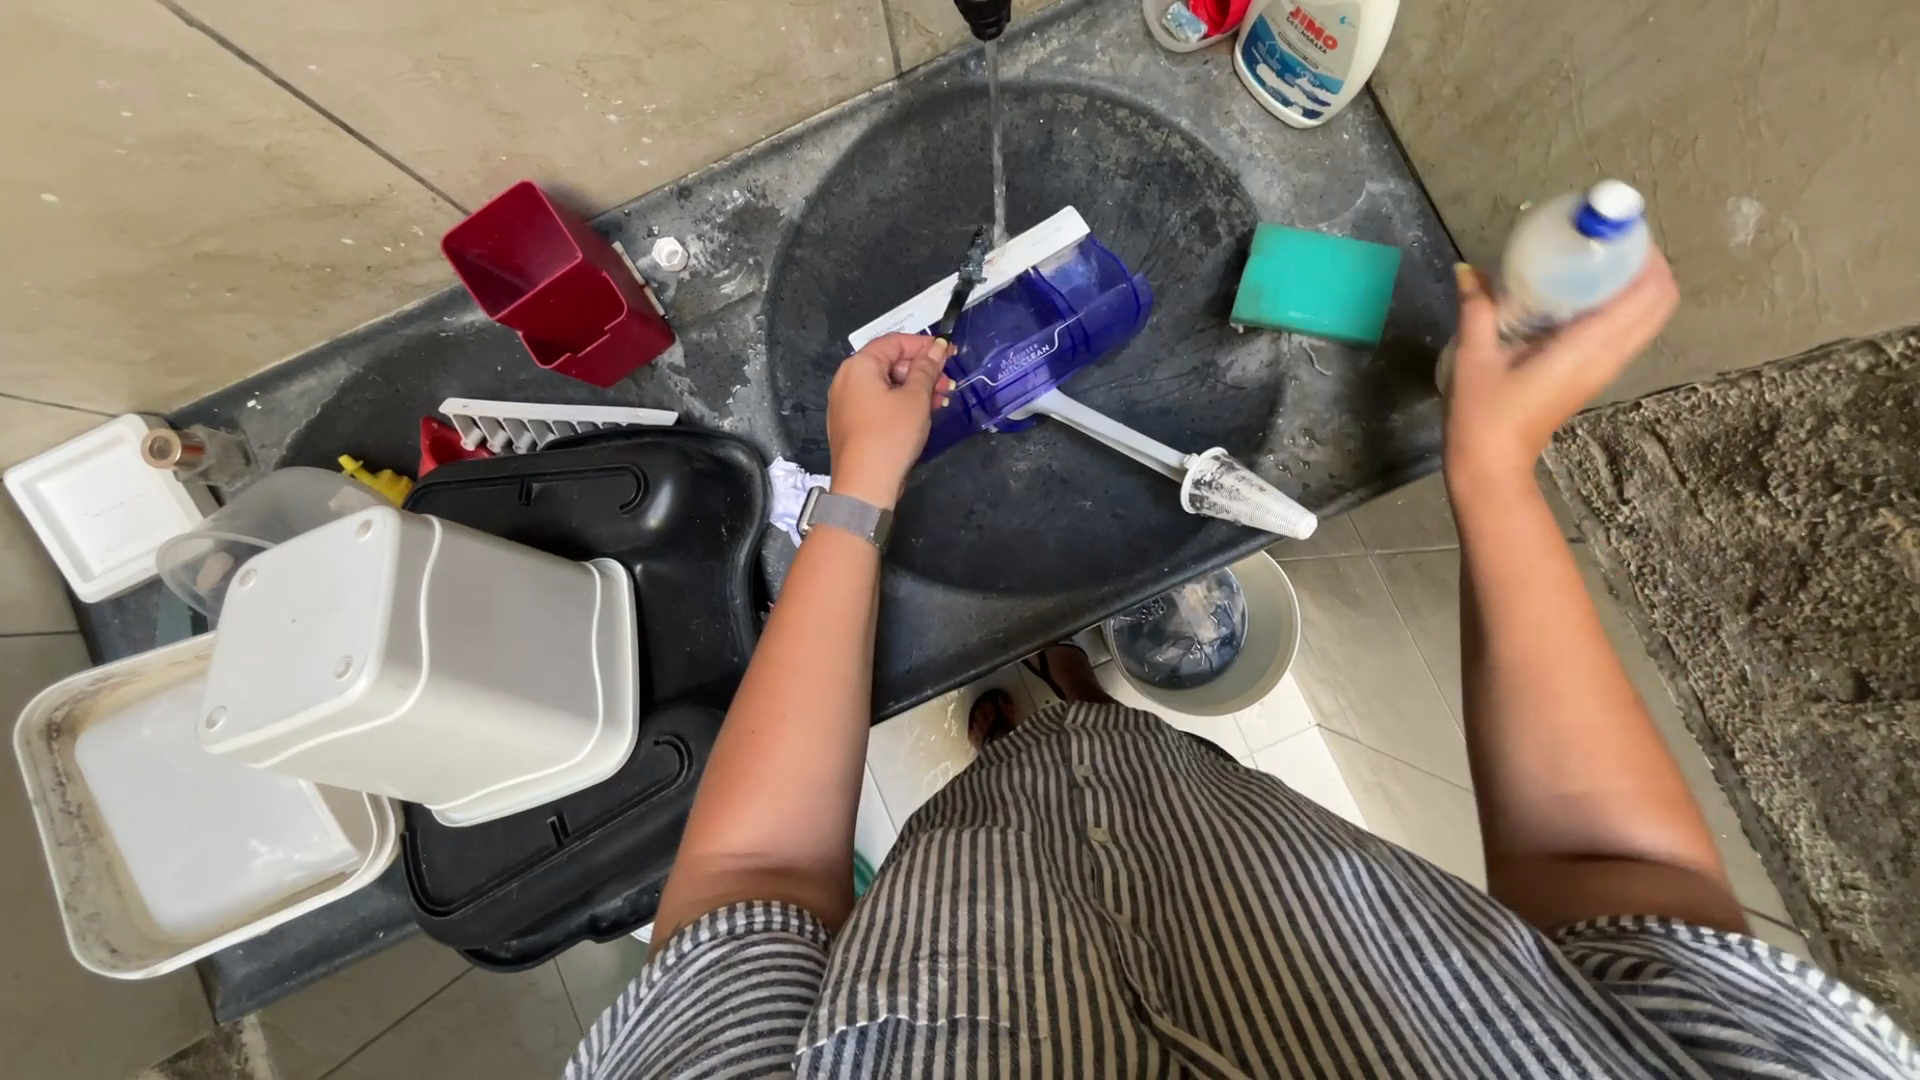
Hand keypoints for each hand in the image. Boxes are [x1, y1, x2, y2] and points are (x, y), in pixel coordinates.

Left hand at [826, 333, 954, 508]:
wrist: (865, 485)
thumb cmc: (890, 436)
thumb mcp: (916, 398)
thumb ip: (927, 369)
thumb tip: (938, 347)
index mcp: (859, 366)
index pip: (894, 342)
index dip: (924, 344)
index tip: (949, 353)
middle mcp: (847, 380)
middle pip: (889, 363)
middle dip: (921, 370)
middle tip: (947, 382)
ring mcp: (846, 404)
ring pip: (886, 385)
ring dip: (915, 389)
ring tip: (941, 400)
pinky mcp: (852, 425)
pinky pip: (879, 404)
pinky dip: (901, 404)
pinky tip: (922, 414)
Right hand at [1444, 250, 1677, 484]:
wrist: (1490, 462)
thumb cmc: (1482, 414)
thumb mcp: (1474, 358)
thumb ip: (1476, 310)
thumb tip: (1467, 271)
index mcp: (1589, 346)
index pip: (1648, 289)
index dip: (1643, 253)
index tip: (1611, 231)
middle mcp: (1610, 354)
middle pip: (1659, 298)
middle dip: (1643, 263)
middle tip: (1602, 245)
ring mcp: (1606, 366)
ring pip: (1647, 314)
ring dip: (1633, 284)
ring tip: (1591, 266)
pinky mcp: (1594, 374)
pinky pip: (1626, 329)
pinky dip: (1617, 305)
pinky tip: (1576, 299)